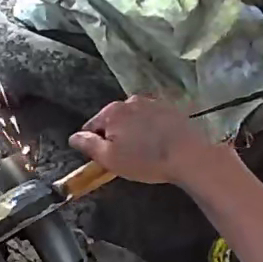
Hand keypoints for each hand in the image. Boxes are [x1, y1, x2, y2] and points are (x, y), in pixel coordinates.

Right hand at [68, 96, 230, 186]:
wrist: (189, 155)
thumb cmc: (146, 160)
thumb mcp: (111, 159)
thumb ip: (89, 145)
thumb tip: (73, 137)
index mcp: (112, 112)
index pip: (91, 127)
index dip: (94, 144)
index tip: (105, 158)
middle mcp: (130, 101)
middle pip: (113, 120)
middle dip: (115, 136)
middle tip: (126, 158)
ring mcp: (152, 102)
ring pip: (134, 118)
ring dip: (134, 131)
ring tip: (145, 152)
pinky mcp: (170, 108)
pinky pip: (152, 118)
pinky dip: (151, 129)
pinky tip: (159, 144)